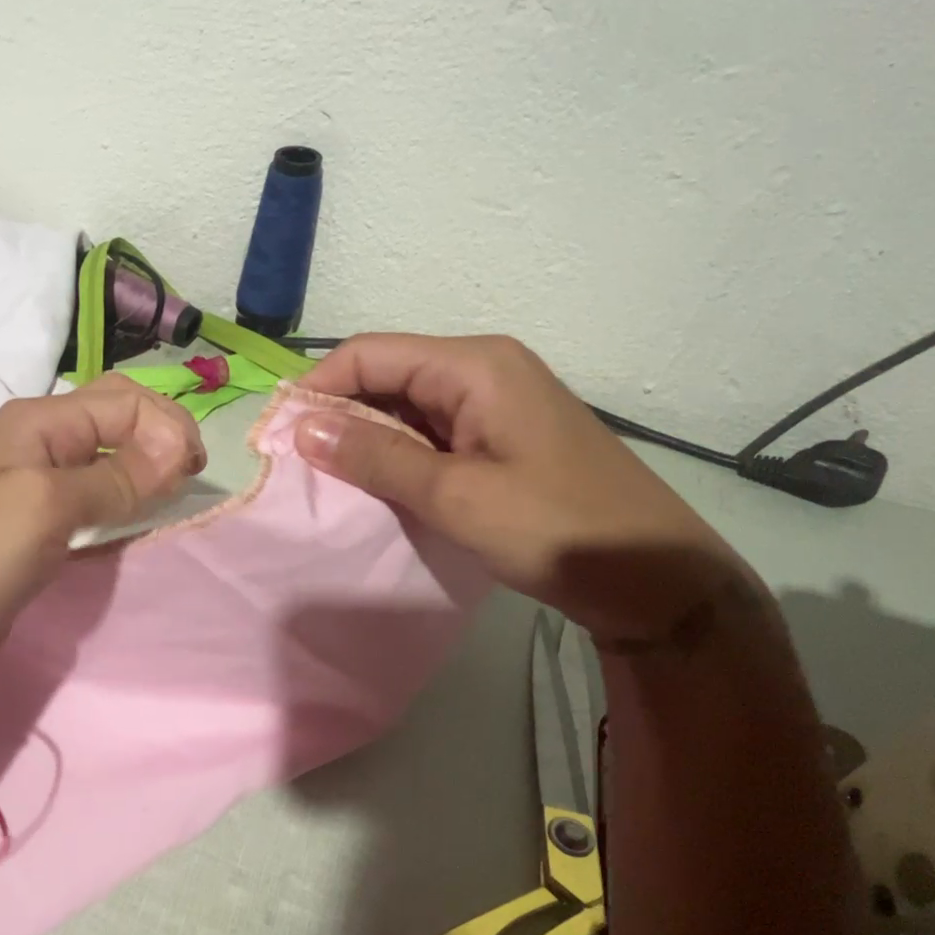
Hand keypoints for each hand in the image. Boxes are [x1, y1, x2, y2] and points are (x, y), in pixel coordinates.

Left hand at [0, 374, 204, 671]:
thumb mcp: (47, 505)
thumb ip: (115, 476)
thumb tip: (178, 450)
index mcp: (37, 420)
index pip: (124, 399)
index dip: (167, 427)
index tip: (191, 476)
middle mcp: (37, 442)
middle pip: (116, 417)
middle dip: (161, 436)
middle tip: (189, 480)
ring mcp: (34, 485)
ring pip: (107, 458)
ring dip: (146, 470)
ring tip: (173, 500)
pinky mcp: (36, 526)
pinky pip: (92, 498)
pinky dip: (122, 502)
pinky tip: (136, 521)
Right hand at [294, 334, 751, 640]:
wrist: (657, 580)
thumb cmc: (557, 529)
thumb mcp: (455, 495)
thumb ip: (375, 457)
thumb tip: (300, 427)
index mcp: (475, 366)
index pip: (370, 354)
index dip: (317, 387)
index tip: (278, 435)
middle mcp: (482, 371)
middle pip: (385, 374)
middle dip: (336, 413)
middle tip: (295, 464)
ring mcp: (494, 405)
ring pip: (404, 406)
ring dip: (364, 437)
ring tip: (325, 479)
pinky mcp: (498, 438)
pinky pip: (428, 432)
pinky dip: (395, 455)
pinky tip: (374, 487)